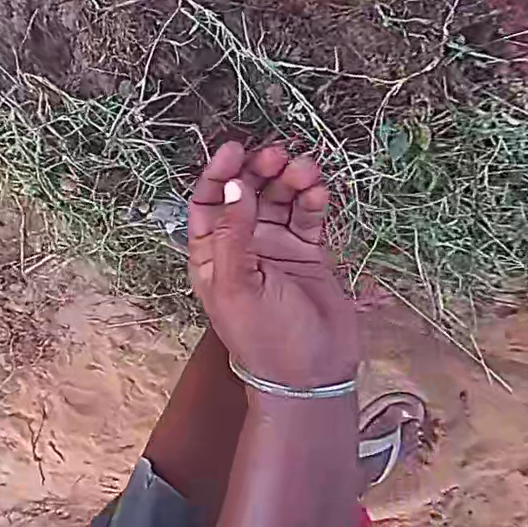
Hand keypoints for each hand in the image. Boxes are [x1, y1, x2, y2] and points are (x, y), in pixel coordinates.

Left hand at [186, 142, 359, 389]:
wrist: (312, 376)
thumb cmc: (265, 337)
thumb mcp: (238, 285)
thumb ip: (233, 233)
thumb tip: (234, 186)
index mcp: (213, 255)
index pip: (208, 203)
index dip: (218, 174)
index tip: (234, 150)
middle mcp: (242, 246)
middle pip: (246, 194)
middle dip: (259, 171)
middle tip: (277, 157)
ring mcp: (276, 247)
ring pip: (279, 199)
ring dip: (290, 180)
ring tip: (306, 170)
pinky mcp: (307, 252)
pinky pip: (307, 216)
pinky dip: (312, 199)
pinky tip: (318, 191)